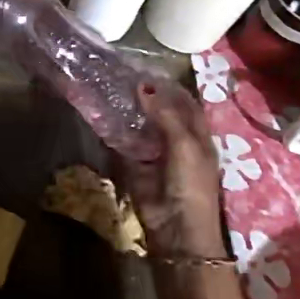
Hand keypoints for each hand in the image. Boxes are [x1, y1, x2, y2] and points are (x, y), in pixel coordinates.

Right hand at [115, 82, 227, 260]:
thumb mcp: (184, 145)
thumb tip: (144, 86)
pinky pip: (124, 147)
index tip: (147, 69)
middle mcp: (176, 142)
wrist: (177, 229)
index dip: (170, 88)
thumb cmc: (191, 184)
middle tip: (121, 76)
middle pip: (160, 114)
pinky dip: (114, 134)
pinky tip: (102, 116)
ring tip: (108, 90)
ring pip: (140, 128)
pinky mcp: (135, 168)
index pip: (184, 104)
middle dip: (145, 98)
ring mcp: (154, 155)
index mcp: (197, 136)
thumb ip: (165, 115)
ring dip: (127, 114)